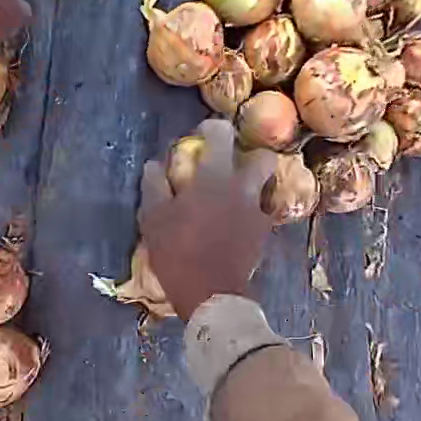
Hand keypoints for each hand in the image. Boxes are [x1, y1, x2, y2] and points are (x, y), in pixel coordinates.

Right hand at [138, 120, 278, 319]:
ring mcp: (258, 210)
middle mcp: (243, 187)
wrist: (211, 292)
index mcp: (216, 176)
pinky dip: (253, 211)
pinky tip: (238, 221)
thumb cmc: (177, 251)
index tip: (202, 134)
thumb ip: (155, 186)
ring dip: (255, 183)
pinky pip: (263, 211)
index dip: (213, 128)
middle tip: (231, 164)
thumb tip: (155, 165)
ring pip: (267, 184)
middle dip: (250, 154)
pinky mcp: (264, 232)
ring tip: (236, 193)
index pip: (222, 134)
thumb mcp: (153, 218)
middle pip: (261, 156)